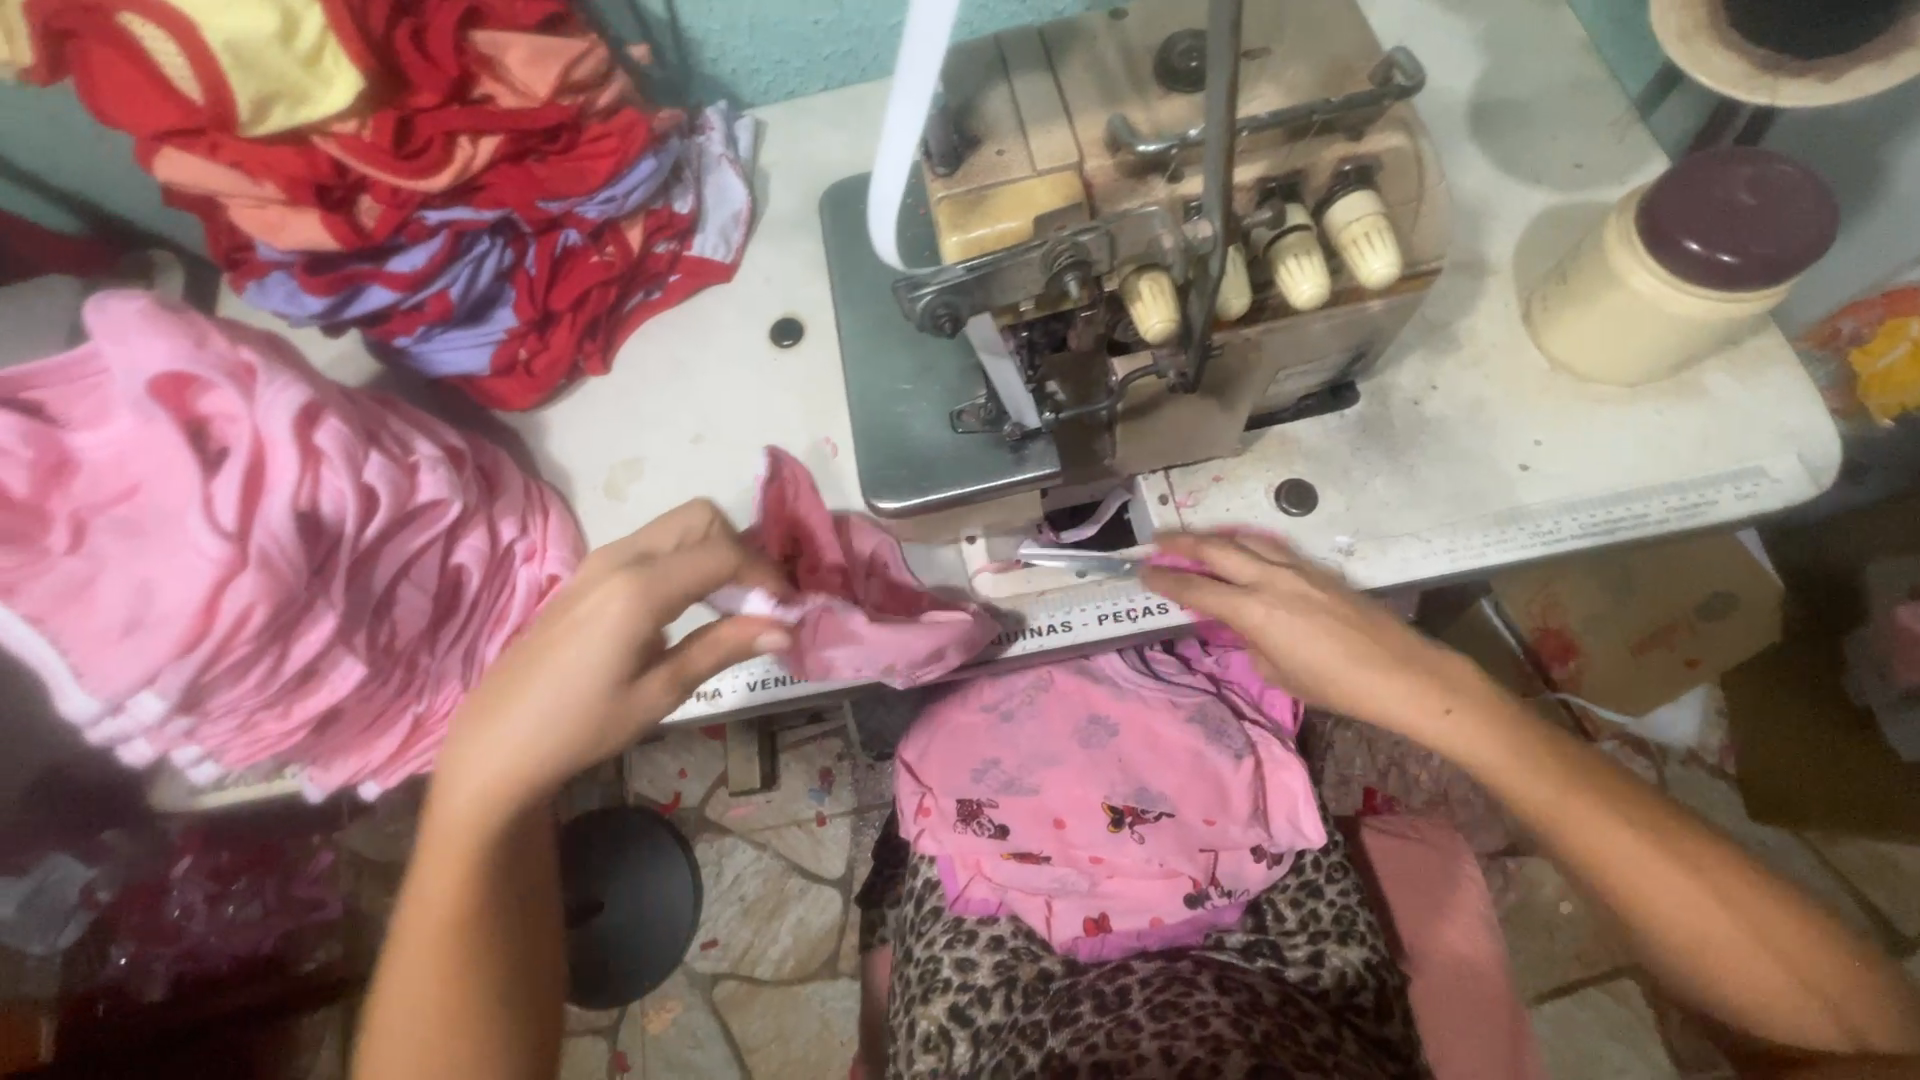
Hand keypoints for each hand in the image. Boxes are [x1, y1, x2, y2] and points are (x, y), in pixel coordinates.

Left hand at [432, 500, 791, 819]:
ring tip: (733, 605)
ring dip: (714, 551)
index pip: (724, 553)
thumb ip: (723, 648)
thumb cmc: (581, 726)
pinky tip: (691, 607)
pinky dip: (687, 559)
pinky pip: (653, 544)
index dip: (766, 575)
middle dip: (741, 547)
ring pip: (677, 525)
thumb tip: (786, 627)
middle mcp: (620, 558)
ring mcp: (600, 561)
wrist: (497, 741)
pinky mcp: (590, 573)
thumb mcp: (660, 693)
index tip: (788, 608)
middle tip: (757, 599)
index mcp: (639, 588)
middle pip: (701, 517)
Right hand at [1141, 532, 1500, 740]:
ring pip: (1246, 541)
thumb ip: (1252, 643)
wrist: (1401, 673)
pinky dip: (1248, 544)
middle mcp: (1271, 580)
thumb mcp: (1278, 673)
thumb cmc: (1336, 686)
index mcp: (1254, 611)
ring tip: (1196, 538)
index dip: (1166, 580)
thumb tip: (1245, 627)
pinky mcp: (1319, 570)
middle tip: (1156, 540)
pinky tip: (1243, 549)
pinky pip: (1273, 548)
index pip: (1197, 589)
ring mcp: (1298, 570)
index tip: (1143, 571)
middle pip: (1216, 550)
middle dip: (1181, 543)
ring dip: (1215, 537)